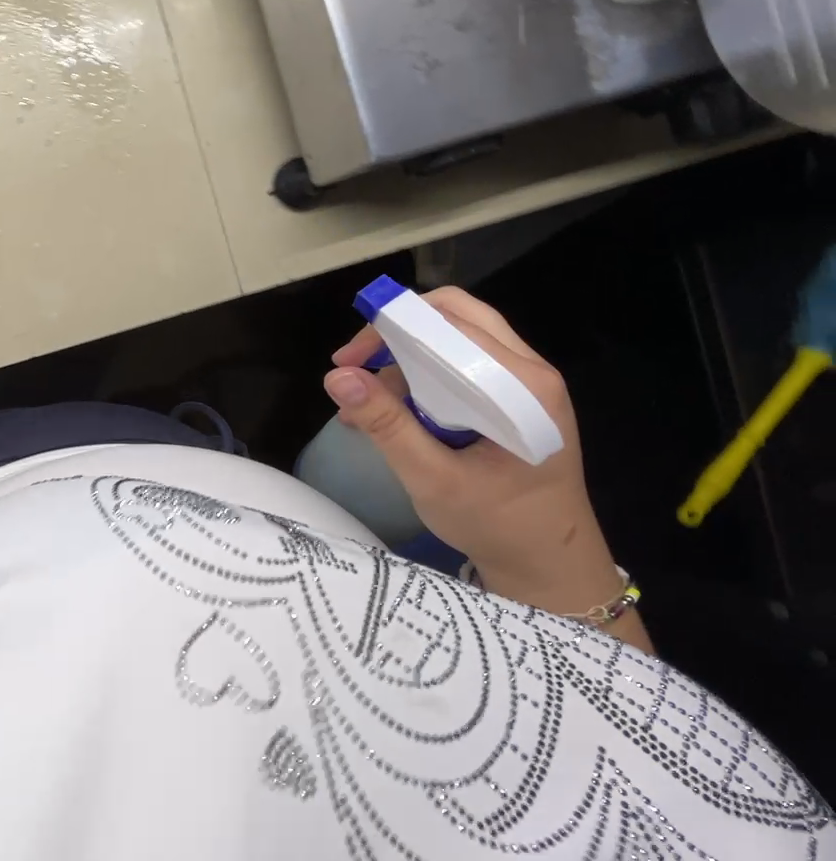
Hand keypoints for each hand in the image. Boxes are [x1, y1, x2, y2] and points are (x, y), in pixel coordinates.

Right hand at [322, 287, 621, 613]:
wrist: (549, 566)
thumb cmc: (496, 523)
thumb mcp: (431, 478)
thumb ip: (386, 424)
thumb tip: (337, 377)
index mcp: (521, 385)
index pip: (449, 322)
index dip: (390, 327)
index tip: (345, 360)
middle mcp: (529, 373)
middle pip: (454, 318)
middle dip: (394, 334)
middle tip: (351, 368)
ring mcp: (524, 386)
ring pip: (454, 341)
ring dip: (403, 360)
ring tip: (365, 403)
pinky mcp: (513, 401)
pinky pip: (460, 367)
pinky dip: (419, 379)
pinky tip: (391, 414)